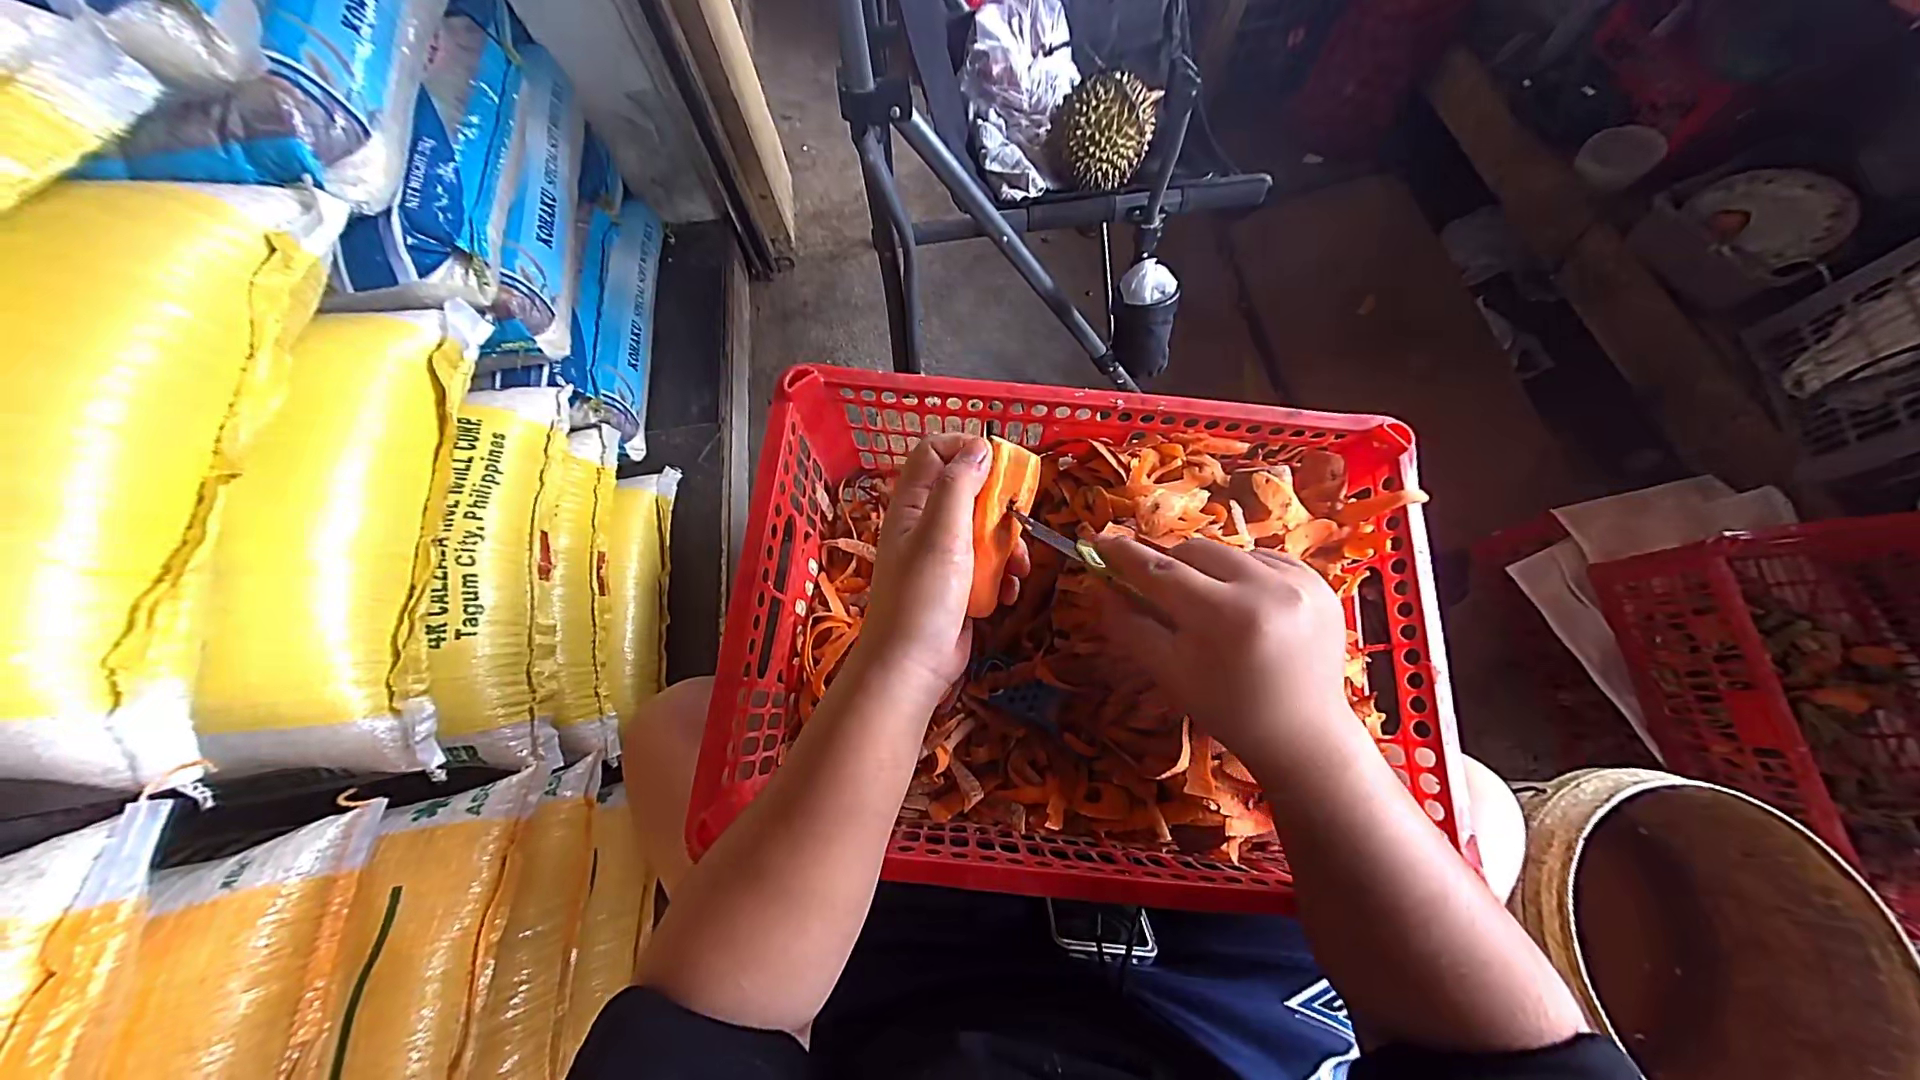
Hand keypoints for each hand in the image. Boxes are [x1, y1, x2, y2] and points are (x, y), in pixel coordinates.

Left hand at [854, 434, 1029, 696]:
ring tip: (1019, 568)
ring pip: (986, 529)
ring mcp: (944, 554)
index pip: (934, 452)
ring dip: (1009, 545)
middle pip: (969, 489)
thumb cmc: (923, 596)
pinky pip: (988, 563)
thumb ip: (959, 485)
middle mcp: (926, 523)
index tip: (999, 464)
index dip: (965, 448)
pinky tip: (1007, 592)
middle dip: (999, 504)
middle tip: (1018, 518)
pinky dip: (1002, 574)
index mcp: (913, 503)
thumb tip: (979, 447)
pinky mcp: (959, 582)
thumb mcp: (942, 533)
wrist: (913, 667)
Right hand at [1095, 537, 1355, 769]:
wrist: (1303, 734)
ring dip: (1209, 571)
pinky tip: (1248, 609)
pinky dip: (1244, 576)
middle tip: (1164, 594)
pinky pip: (1263, 559)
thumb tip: (1101, 584)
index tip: (1099, 540)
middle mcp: (1265, 588)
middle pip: (1194, 550)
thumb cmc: (1227, 708)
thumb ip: (1129, 625)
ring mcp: (1299, 582)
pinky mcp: (1319, 582)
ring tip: (1215, 610)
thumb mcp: (1167, 672)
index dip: (1125, 554)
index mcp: (1223, 617)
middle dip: (1172, 566)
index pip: (1160, 570)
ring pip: (1228, 552)